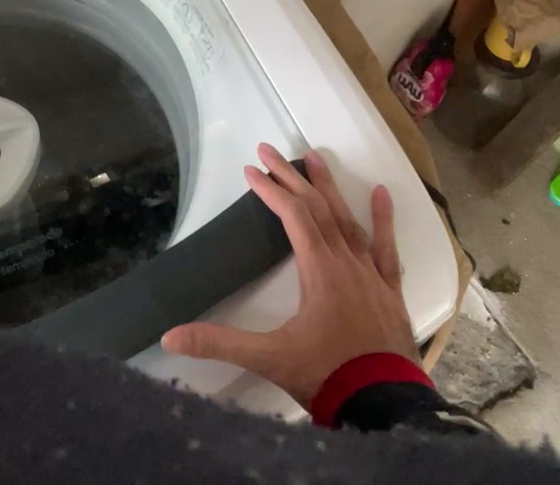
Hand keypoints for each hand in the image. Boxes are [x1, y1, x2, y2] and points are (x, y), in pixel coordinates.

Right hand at [161, 144, 417, 406]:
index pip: (292, 216)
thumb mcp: (268, 359)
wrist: (386, 409)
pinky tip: (382, 193)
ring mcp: (371, 274)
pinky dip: (383, 219)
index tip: (250, 169)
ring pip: (348, 220)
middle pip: (317, 208)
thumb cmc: (326, 377)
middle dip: (291, 177)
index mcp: (319, 270)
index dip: (270, 190)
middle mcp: (346, 262)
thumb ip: (219, 343)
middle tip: (270, 150)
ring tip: (315, 157)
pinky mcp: (390, 291)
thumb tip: (169, 336)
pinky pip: (387, 248)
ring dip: (329, 188)